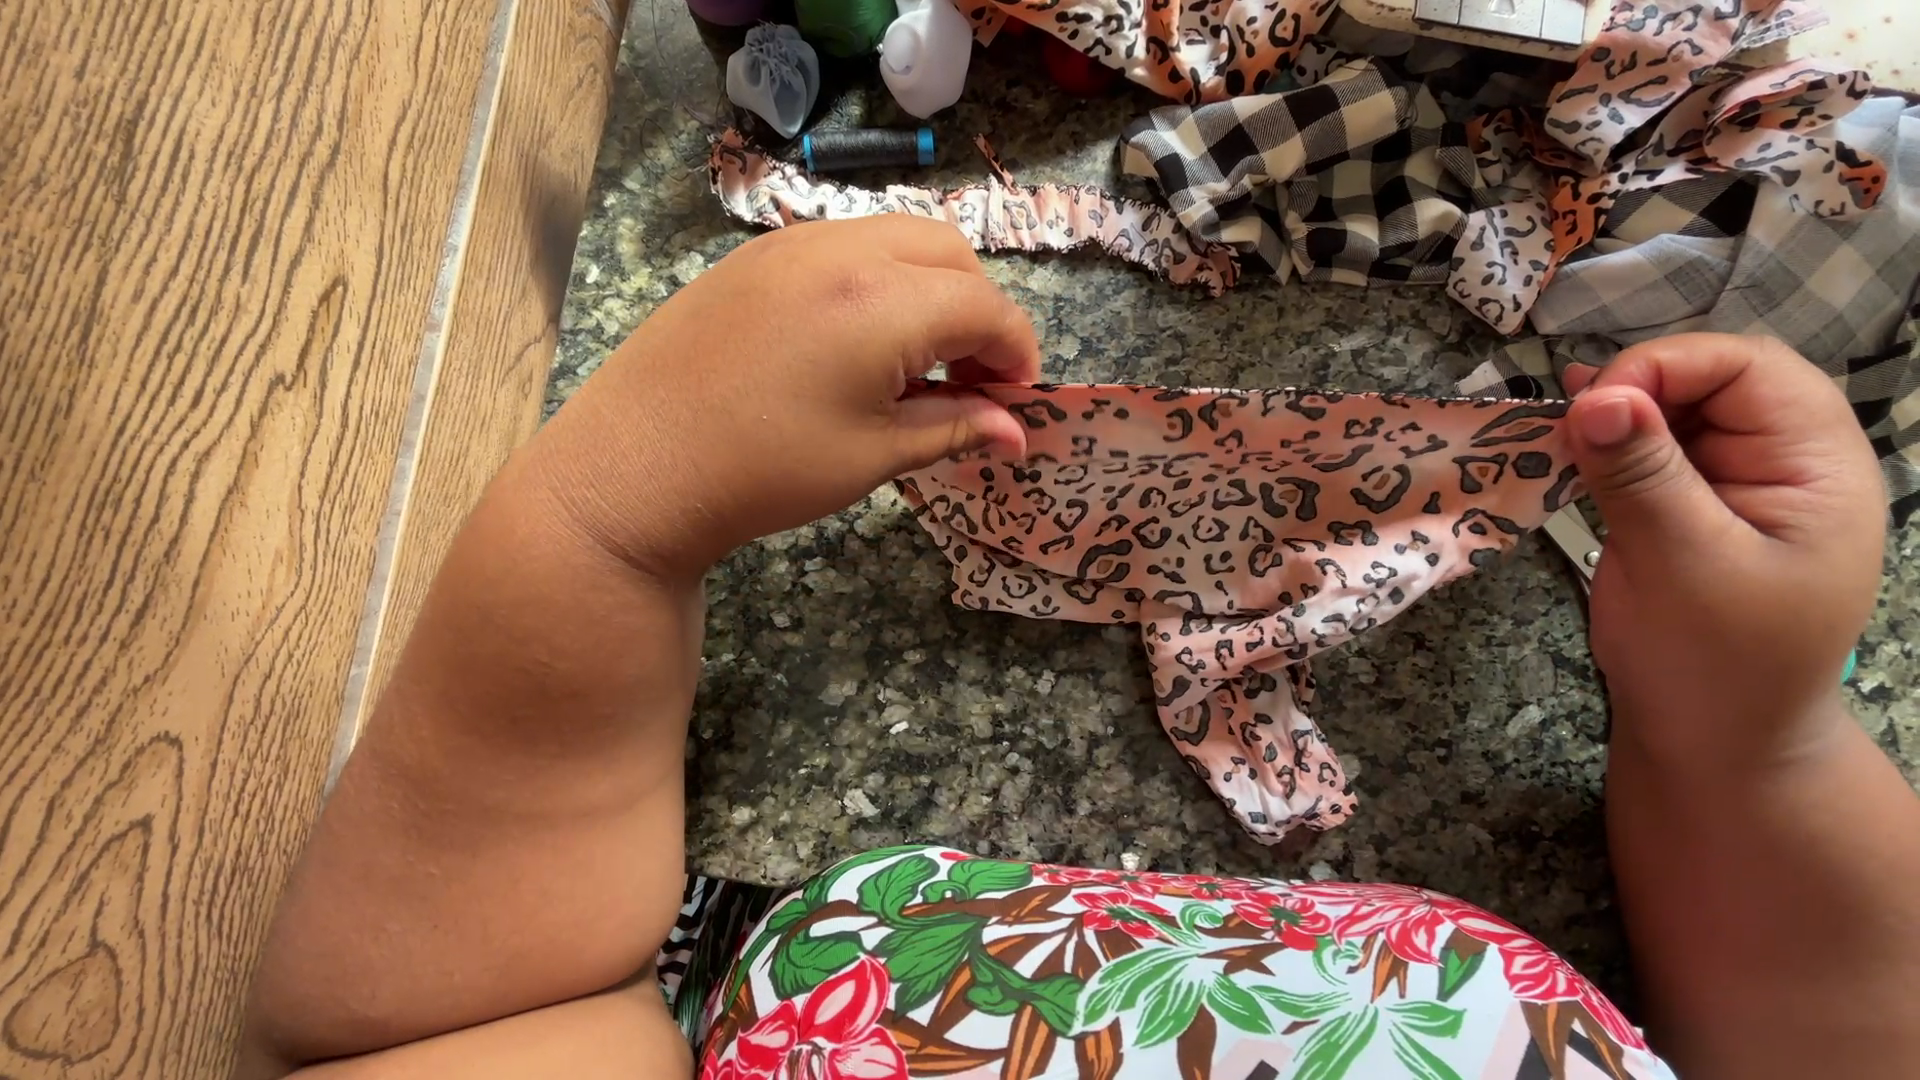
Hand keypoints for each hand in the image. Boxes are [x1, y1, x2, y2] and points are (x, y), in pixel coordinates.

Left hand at [522, 217, 1040, 581]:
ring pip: (900, 240)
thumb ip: (955, 429)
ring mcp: (792, 244)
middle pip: (951, 256)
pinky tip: (862, 344)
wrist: (636, 468)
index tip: (1018, 401)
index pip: (985, 307)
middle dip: (980, 314)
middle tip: (972, 382)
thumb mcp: (873, 455)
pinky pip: (849, 247)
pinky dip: (884, 283)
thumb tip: (1018, 435)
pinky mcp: (758, 257)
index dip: (1017, 353)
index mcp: (880, 301)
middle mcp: (841, 249)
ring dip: (933, 292)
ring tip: (919, 364)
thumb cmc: (764, 471)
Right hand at [1562, 334, 1884, 766]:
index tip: (1590, 409)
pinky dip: (1597, 445)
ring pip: (1666, 414)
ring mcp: (1725, 484)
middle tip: (1562, 426)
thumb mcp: (1681, 563)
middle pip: (1706, 381)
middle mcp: (1777, 461)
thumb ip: (1642, 476)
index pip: (1750, 369)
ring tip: (1550, 434)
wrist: (1710, 731)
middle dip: (1630, 390)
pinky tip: (1562, 444)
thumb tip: (1594, 396)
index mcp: (1815, 466)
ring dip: (1606, 417)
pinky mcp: (1678, 507)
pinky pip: (1640, 453)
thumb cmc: (1714, 656)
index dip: (1666, 369)